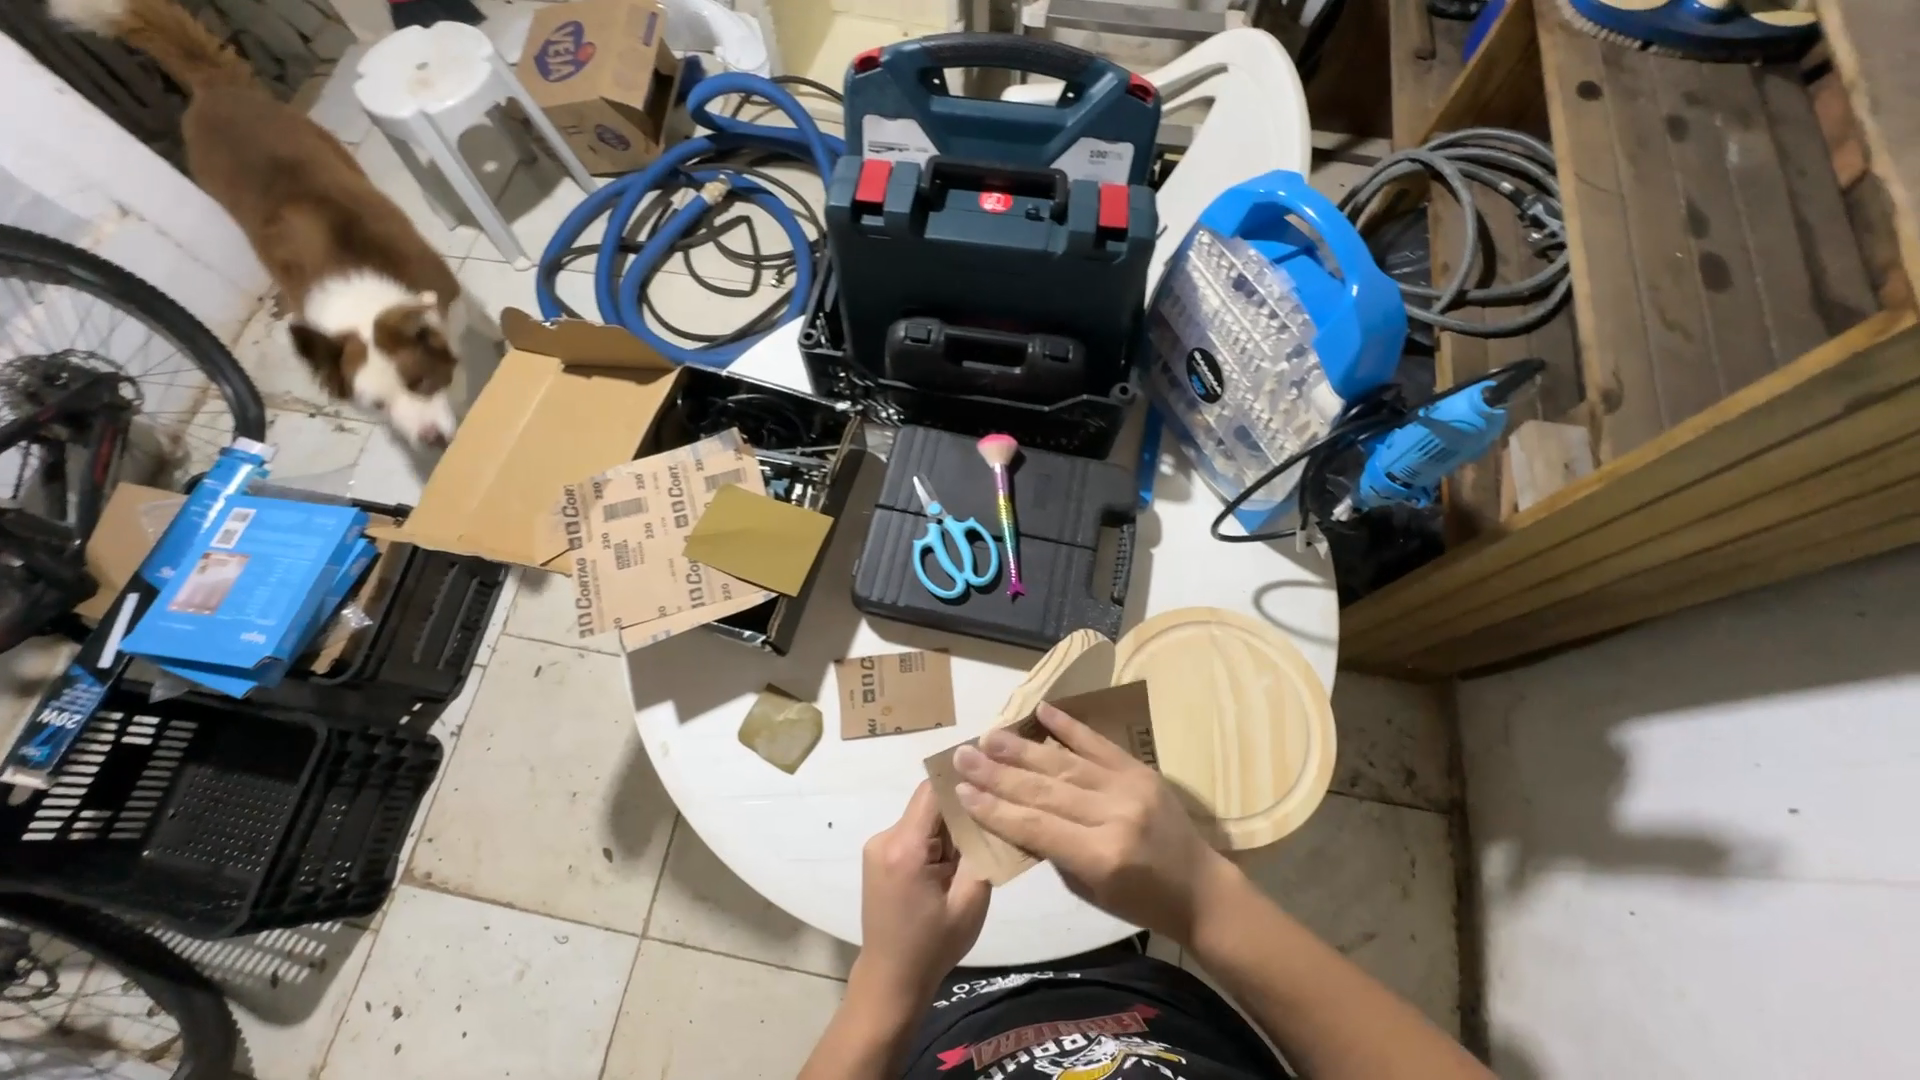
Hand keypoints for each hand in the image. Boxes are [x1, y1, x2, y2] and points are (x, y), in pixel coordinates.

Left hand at [856, 782, 990, 999]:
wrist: (891, 979)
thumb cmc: (934, 945)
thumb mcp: (971, 902)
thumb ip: (981, 851)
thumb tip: (990, 813)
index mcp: (904, 848)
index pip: (933, 791)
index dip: (961, 780)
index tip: (991, 778)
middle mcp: (884, 838)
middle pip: (929, 804)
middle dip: (960, 813)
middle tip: (989, 828)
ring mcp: (877, 846)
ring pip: (923, 818)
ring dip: (947, 830)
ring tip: (969, 856)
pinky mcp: (878, 856)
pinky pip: (913, 833)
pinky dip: (934, 842)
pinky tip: (949, 868)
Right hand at [952, 703, 1238, 945]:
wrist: (1201, 890)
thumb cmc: (1139, 902)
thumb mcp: (1087, 888)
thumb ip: (1052, 849)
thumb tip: (1013, 813)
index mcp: (1100, 856)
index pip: (1035, 826)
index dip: (995, 808)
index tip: (961, 790)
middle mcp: (1113, 816)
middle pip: (1044, 790)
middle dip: (997, 773)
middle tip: (963, 756)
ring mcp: (1129, 788)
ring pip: (1064, 764)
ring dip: (1021, 749)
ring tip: (988, 737)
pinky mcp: (1141, 770)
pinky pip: (1098, 743)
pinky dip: (1069, 726)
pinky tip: (1042, 711)